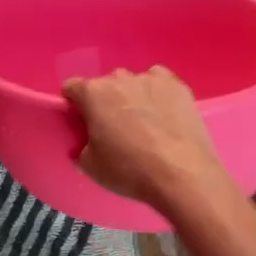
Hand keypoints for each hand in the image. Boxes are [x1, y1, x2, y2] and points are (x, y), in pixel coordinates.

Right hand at [63, 66, 227, 209]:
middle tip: (117, 129)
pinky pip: (159, 81)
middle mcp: (117, 78)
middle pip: (104, 86)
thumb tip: (85, 146)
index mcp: (92, 93)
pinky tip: (165, 114)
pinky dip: (158, 93)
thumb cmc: (131, 171)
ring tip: (147, 125)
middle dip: (107, 102)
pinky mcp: (176, 85)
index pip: (71, 88)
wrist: (183, 177)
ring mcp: (148, 78)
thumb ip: (81, 149)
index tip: (84, 122)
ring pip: (132, 83)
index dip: (75, 105)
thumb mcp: (92, 168)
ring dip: (132, 98)